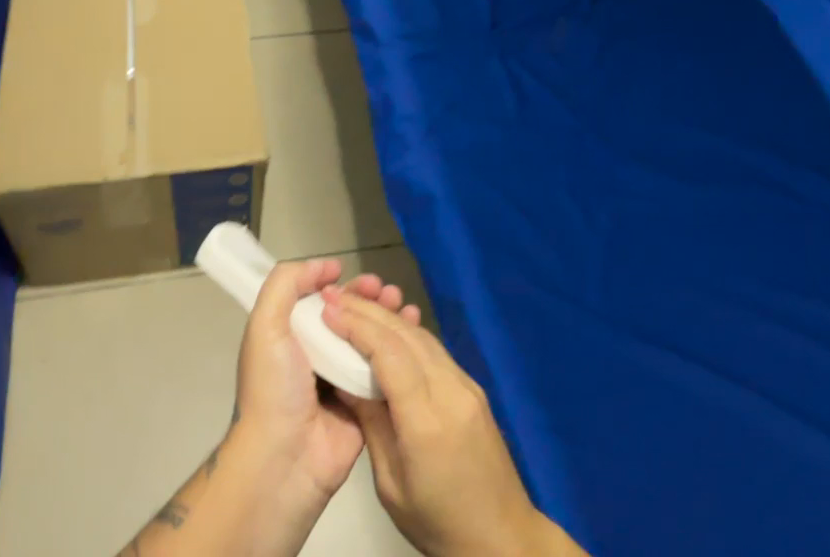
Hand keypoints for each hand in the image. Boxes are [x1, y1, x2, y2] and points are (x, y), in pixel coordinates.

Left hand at [233, 258, 419, 512]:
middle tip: (390, 291)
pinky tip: (417, 336)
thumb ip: (285, 285)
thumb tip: (325, 266)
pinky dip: (401, 353)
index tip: (362, 278)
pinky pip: (386, 372)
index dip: (342, 286)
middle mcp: (315, 355)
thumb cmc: (274, 387)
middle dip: (371, 300)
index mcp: (289, 336)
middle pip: (350, 318)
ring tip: (407, 308)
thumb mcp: (265, 325)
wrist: (287, 457)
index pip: (320, 301)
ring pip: (371, 342)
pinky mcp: (366, 404)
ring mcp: (342, 380)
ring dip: (389, 321)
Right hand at [321, 292, 584, 556]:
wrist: (502, 537)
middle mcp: (452, 392)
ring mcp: (467, 387)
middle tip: (332, 296)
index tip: (327, 309)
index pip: (390, 354)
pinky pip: (434, 350)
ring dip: (386, 316)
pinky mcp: (473, 389)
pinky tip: (386, 328)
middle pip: (406, 336)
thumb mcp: (390, 483)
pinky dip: (405, 333)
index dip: (357, 326)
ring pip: (422, 337)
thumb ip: (370, 424)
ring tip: (353, 304)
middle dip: (367, 311)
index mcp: (428, 422)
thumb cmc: (437, 521)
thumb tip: (344, 379)